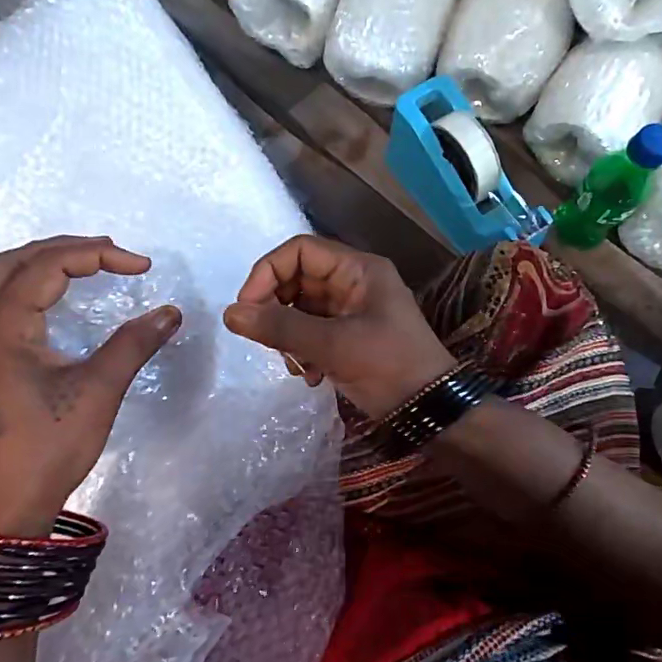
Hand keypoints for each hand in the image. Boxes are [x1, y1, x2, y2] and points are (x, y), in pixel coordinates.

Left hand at [0, 236, 181, 534]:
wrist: (3, 505)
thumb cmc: (49, 446)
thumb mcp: (98, 391)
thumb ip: (133, 344)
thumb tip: (171, 311)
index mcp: (2, 326)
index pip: (47, 266)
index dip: (97, 256)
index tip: (141, 267)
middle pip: (14, 263)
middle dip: (66, 251)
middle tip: (113, 256)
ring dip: (33, 266)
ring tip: (74, 267)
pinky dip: (10, 292)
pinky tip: (29, 307)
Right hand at [223, 235, 455, 418]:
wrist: (430, 409)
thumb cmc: (389, 366)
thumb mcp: (333, 345)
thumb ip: (281, 327)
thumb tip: (230, 314)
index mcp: (358, 270)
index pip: (300, 251)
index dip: (267, 273)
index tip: (247, 307)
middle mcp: (353, 283)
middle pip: (297, 281)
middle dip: (277, 311)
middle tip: (268, 342)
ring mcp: (351, 312)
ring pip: (300, 310)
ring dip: (288, 338)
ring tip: (297, 366)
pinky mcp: (348, 338)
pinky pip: (312, 333)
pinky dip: (303, 352)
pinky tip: (310, 376)